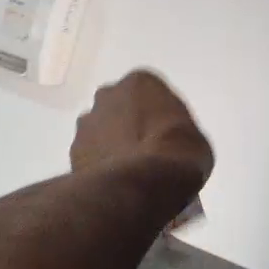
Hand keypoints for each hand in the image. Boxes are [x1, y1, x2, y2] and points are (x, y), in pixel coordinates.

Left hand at [71, 70, 213, 187]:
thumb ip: (175, 130)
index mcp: (140, 82)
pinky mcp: (73, 151)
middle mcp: (107, 95)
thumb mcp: (195, 139)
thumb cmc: (177, 155)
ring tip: (129, 171)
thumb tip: (166, 142)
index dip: (157, 117)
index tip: (164, 137)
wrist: (138, 186)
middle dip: (128, 125)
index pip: (149, 94)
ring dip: (111, 145)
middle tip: (145, 151)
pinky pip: (91, 155)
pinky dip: (100, 164)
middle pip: (119, 108)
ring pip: (101, 131)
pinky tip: (115, 182)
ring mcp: (86, 123)